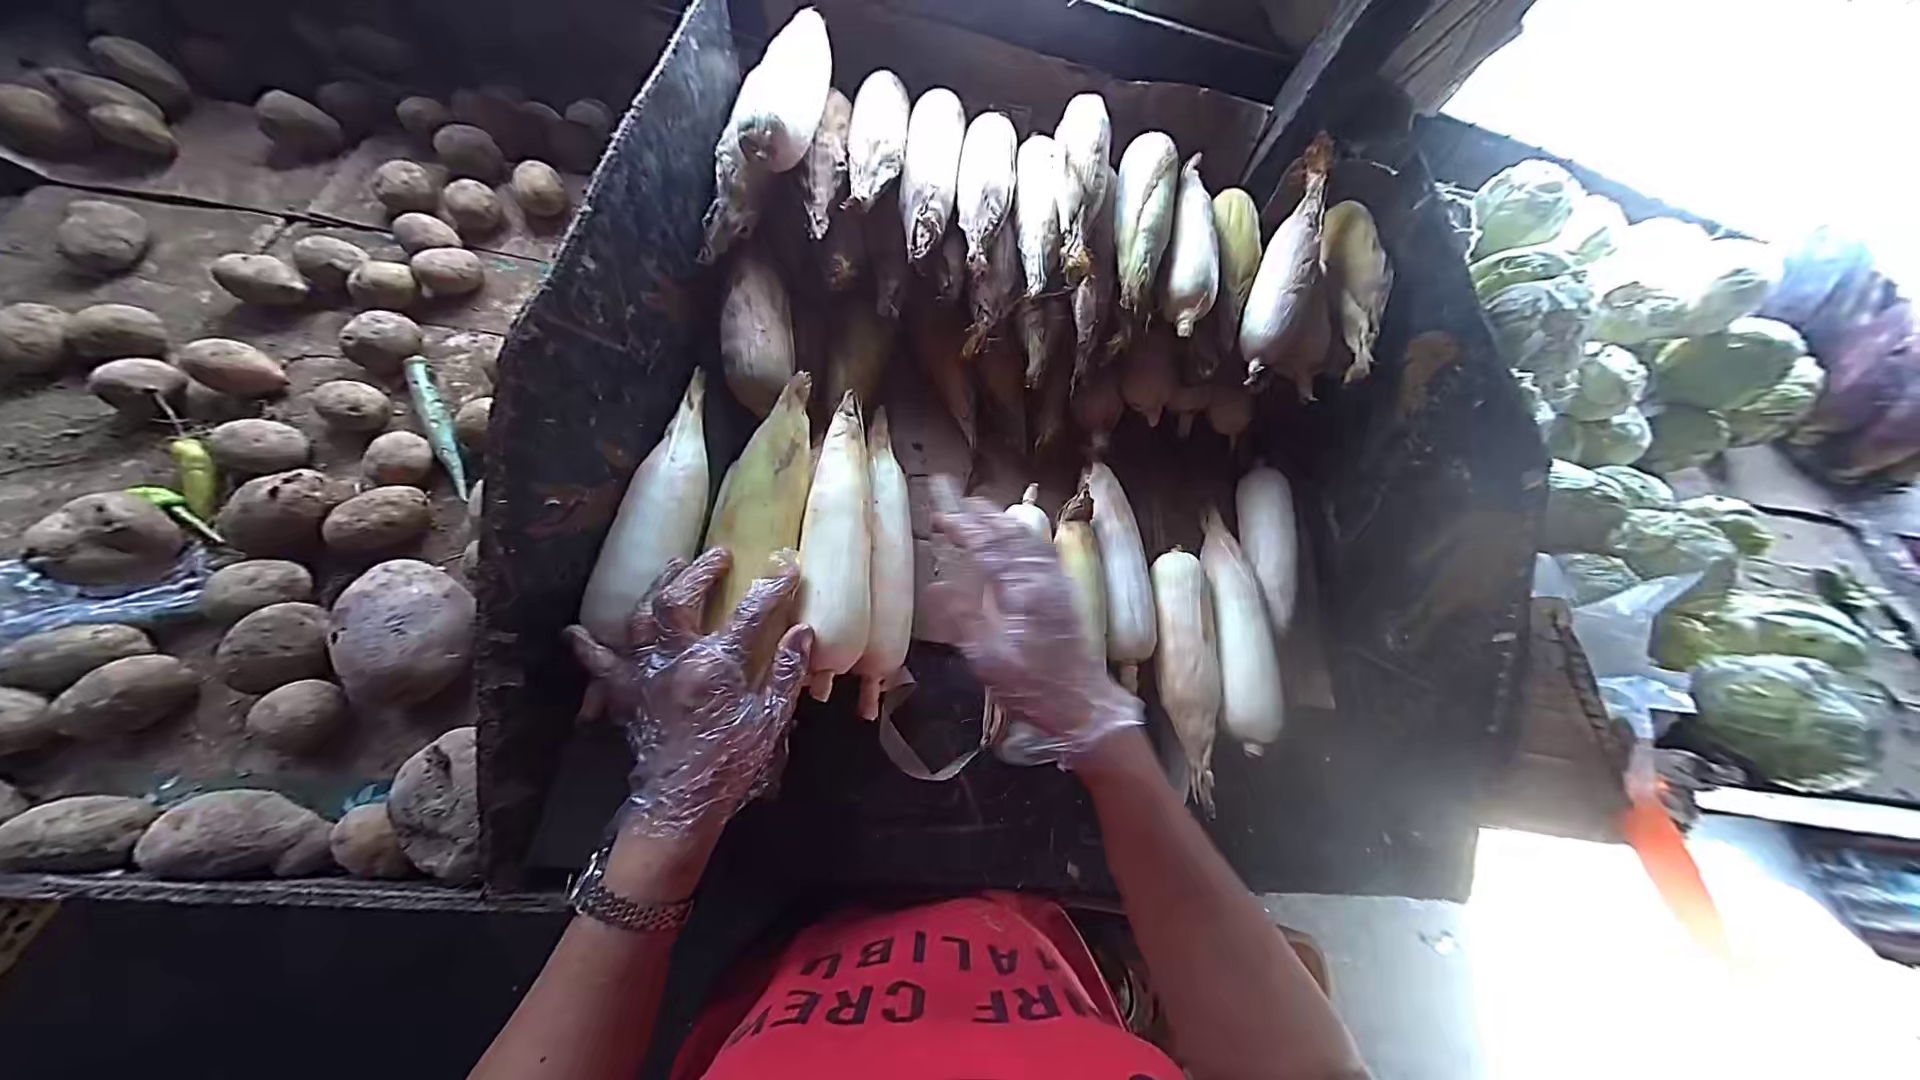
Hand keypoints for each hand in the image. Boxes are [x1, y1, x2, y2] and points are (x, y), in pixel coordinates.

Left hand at [564, 547, 812, 838]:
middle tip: (719, 554)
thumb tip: (802, 630)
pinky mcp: (628, 695)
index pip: (749, 613)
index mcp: (715, 666)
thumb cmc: (732, 763)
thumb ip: (786, 672)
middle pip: (678, 600)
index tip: (788, 567)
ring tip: (674, 564)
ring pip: (641, 617)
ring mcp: (645, 675)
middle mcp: (675, 661)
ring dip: (658, 586)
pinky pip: (601, 666)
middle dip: (700, 571)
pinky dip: (589, 646)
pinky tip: (576, 630)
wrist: (681, 806)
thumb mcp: (772, 720)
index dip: (772, 587)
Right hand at [929, 479, 1140, 762]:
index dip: (961, 527)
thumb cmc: (1031, 685)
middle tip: (957, 504)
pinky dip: (1025, 535)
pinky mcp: (1064, 590)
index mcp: (1018, 591)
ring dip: (1003, 520)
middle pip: (1009, 533)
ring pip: (1028, 538)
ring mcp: (1056, 582)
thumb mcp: (986, 658)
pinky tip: (1019, 536)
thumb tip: (935, 587)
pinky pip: (1043, 550)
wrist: (1081, 703)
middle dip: (981, 515)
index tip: (940, 517)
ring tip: (983, 510)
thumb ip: (961, 617)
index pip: (985, 546)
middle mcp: (1040, 578)